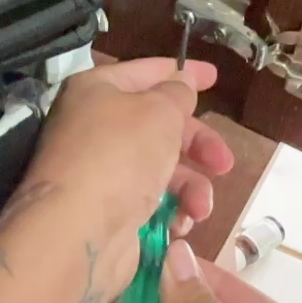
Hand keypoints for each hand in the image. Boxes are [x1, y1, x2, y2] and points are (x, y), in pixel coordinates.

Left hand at [21, 57, 233, 278]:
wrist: (77, 230)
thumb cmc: (120, 154)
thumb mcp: (160, 112)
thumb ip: (177, 93)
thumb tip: (181, 82)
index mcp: (97, 91)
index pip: (146, 72)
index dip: (183, 72)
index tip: (215, 75)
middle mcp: (94, 127)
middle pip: (160, 125)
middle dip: (197, 144)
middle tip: (224, 163)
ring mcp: (100, 171)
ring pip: (161, 167)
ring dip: (191, 186)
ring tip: (200, 207)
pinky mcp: (108, 210)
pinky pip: (151, 201)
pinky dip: (171, 209)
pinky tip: (181, 223)